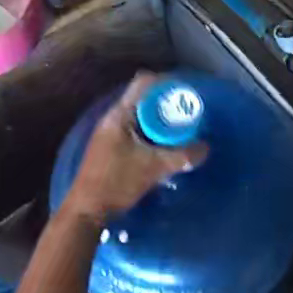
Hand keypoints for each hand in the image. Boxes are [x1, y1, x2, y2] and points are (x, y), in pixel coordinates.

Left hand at [63, 72, 208, 222]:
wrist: (87, 210)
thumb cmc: (117, 182)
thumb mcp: (154, 168)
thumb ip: (182, 156)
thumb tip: (205, 148)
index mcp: (119, 115)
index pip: (143, 83)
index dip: (166, 82)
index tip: (185, 92)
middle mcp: (113, 118)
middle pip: (143, 99)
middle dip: (166, 105)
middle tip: (188, 114)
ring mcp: (110, 133)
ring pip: (140, 117)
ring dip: (159, 122)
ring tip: (181, 132)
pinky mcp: (111, 148)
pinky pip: (136, 131)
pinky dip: (151, 135)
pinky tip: (164, 148)